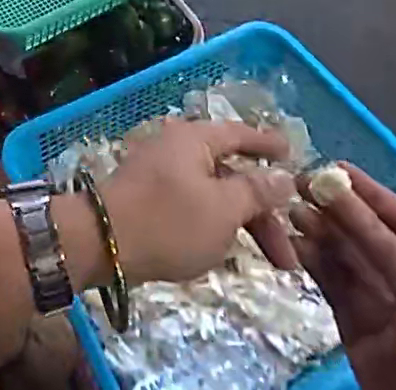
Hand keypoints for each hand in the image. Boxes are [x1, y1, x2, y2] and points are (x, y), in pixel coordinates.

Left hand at [95, 119, 300, 283]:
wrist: (104, 240)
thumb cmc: (169, 221)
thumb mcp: (222, 209)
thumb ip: (255, 190)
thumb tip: (283, 175)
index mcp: (193, 138)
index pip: (238, 133)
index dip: (266, 144)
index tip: (292, 153)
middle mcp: (176, 146)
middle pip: (230, 170)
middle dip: (264, 209)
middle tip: (289, 251)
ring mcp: (161, 170)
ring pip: (214, 190)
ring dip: (244, 221)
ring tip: (272, 262)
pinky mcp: (151, 194)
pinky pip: (196, 201)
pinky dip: (219, 221)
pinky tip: (231, 249)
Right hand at [291, 165, 395, 389]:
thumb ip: (379, 243)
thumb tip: (337, 189)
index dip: (369, 191)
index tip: (334, 166)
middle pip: (364, 232)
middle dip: (334, 207)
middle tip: (300, 185)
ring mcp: (377, 299)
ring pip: (341, 254)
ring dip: (317, 230)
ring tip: (291, 211)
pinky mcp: (351, 320)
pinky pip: (328, 281)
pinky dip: (309, 260)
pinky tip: (291, 243)